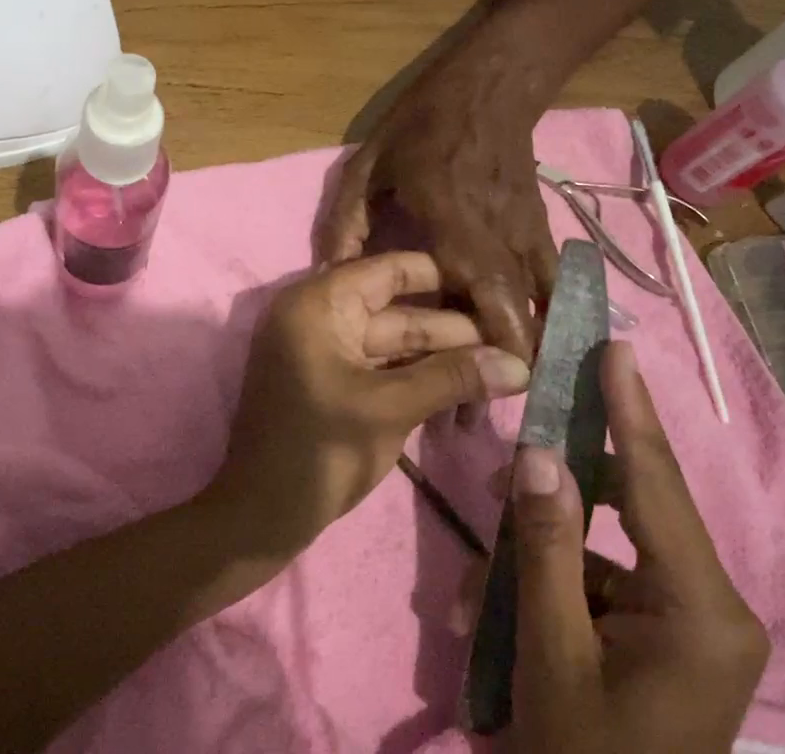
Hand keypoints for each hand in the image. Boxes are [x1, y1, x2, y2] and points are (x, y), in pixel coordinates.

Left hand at [205, 253, 531, 552]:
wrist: (261, 515)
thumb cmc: (319, 451)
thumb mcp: (390, 408)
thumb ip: (454, 377)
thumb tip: (522, 363)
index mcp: (318, 303)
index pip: (392, 269)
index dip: (449, 277)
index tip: (504, 288)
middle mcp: (318, 315)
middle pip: (400, 310)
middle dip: (458, 330)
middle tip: (523, 345)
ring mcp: (324, 351)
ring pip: (396, 344)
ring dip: (446, 360)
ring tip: (511, 372)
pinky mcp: (333, 384)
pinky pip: (383, 369)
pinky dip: (421, 379)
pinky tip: (472, 392)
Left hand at [318, 47, 557, 359]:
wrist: (490, 85)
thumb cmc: (421, 124)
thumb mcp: (366, 168)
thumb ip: (346, 222)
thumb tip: (329, 274)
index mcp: (452, 224)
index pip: (484, 291)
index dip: (496, 339)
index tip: (493, 383)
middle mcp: (498, 236)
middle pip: (517, 308)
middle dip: (513, 359)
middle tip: (504, 407)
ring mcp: (526, 232)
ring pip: (540, 300)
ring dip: (534, 343)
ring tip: (527, 388)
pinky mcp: (539, 228)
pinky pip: (550, 281)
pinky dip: (549, 314)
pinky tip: (547, 346)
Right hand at [506, 343, 769, 751]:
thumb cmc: (582, 753)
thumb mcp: (550, 649)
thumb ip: (545, 547)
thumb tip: (538, 456)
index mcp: (702, 610)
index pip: (658, 487)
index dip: (630, 413)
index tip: (615, 351)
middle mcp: (712, 607)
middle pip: (630, 512)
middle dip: (557, 496)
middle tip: (501, 478)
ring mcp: (692, 625)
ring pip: (603, 552)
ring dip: (537, 556)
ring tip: (473, 592)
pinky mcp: (668, 640)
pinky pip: (602, 586)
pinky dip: (548, 588)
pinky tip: (492, 613)